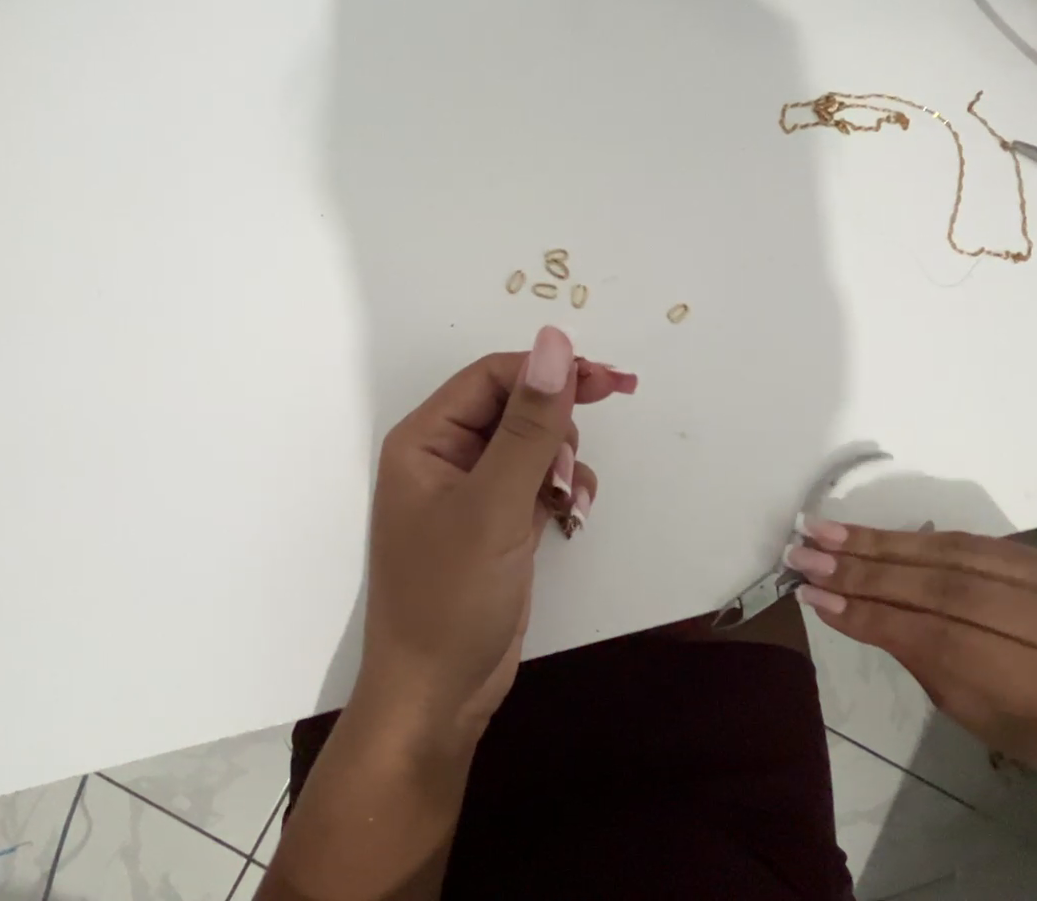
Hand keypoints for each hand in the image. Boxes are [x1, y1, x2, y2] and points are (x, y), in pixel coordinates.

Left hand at [354, 326, 634, 746]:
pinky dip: (563, 493)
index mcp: (425, 439)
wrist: (438, 694)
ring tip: (568, 504)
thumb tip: (556, 342)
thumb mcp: (494, 505)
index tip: (610, 382)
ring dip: (564, 465)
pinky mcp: (498, 524)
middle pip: (517, 408)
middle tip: (567, 473)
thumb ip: (530, 425)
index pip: (493, 377)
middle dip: (556, 430)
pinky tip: (573, 518)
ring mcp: (473, 492)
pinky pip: (539, 483)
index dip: (550, 372)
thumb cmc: (451, 598)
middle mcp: (446, 457)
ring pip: (535, 446)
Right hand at [785, 524, 1036, 785]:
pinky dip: (914, 539)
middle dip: (867, 570)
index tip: (812, 594)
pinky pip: (974, 542)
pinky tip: (870, 534)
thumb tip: (837, 601)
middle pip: (951, 589)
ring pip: (958, 556)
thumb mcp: (977, 716)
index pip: (946, 640)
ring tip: (822, 533)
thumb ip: (916, 655)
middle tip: (805, 555)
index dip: (873, 614)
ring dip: (880, 543)